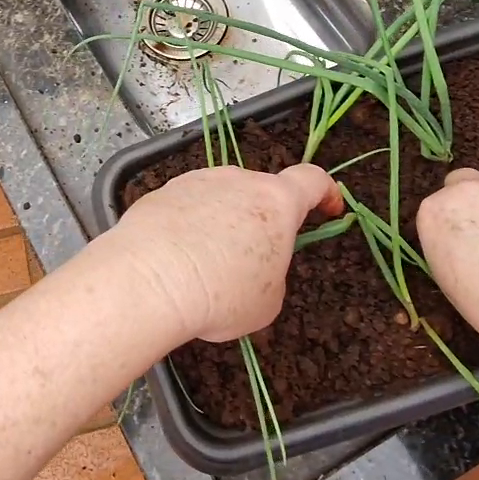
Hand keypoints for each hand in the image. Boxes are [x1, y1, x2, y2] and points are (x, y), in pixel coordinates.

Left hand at [104, 165, 339, 341]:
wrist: (150, 280)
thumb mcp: (268, 299)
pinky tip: (176, 259)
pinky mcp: (162, 192)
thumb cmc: (221, 293)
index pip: (312, 180)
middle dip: (261, 221)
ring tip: (206, 265)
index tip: (327, 208)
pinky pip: (186, 207)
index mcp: (275, 201)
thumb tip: (254, 263)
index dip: (325, 192)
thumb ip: (272, 270)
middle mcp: (237, 180)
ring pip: (219, 198)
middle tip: (250, 260)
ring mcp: (196, 181)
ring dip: (221, 222)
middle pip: (259, 191)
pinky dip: (188, 226)